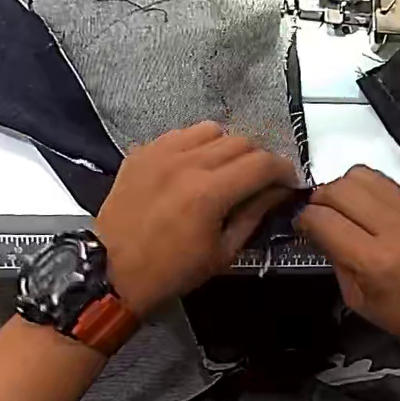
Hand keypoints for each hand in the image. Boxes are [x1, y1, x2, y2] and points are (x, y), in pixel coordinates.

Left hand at [95, 122, 297, 315]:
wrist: (111, 270)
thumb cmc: (168, 271)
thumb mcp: (222, 253)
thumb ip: (254, 214)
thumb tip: (276, 192)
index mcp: (209, 192)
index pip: (263, 163)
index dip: (284, 170)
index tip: (287, 181)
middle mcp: (186, 163)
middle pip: (241, 141)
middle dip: (259, 159)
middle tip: (259, 180)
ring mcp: (160, 152)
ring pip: (211, 129)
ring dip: (227, 146)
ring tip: (224, 170)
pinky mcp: (142, 152)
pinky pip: (180, 133)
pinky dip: (195, 144)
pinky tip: (193, 166)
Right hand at [296, 165, 399, 361]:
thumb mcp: (358, 300)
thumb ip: (335, 258)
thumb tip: (314, 229)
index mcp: (375, 261)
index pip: (322, 219)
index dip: (303, 219)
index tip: (301, 227)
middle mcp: (393, 228)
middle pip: (337, 190)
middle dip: (318, 200)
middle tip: (318, 216)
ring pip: (357, 175)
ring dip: (339, 188)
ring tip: (340, 209)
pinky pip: (380, 178)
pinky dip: (362, 186)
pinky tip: (362, 206)